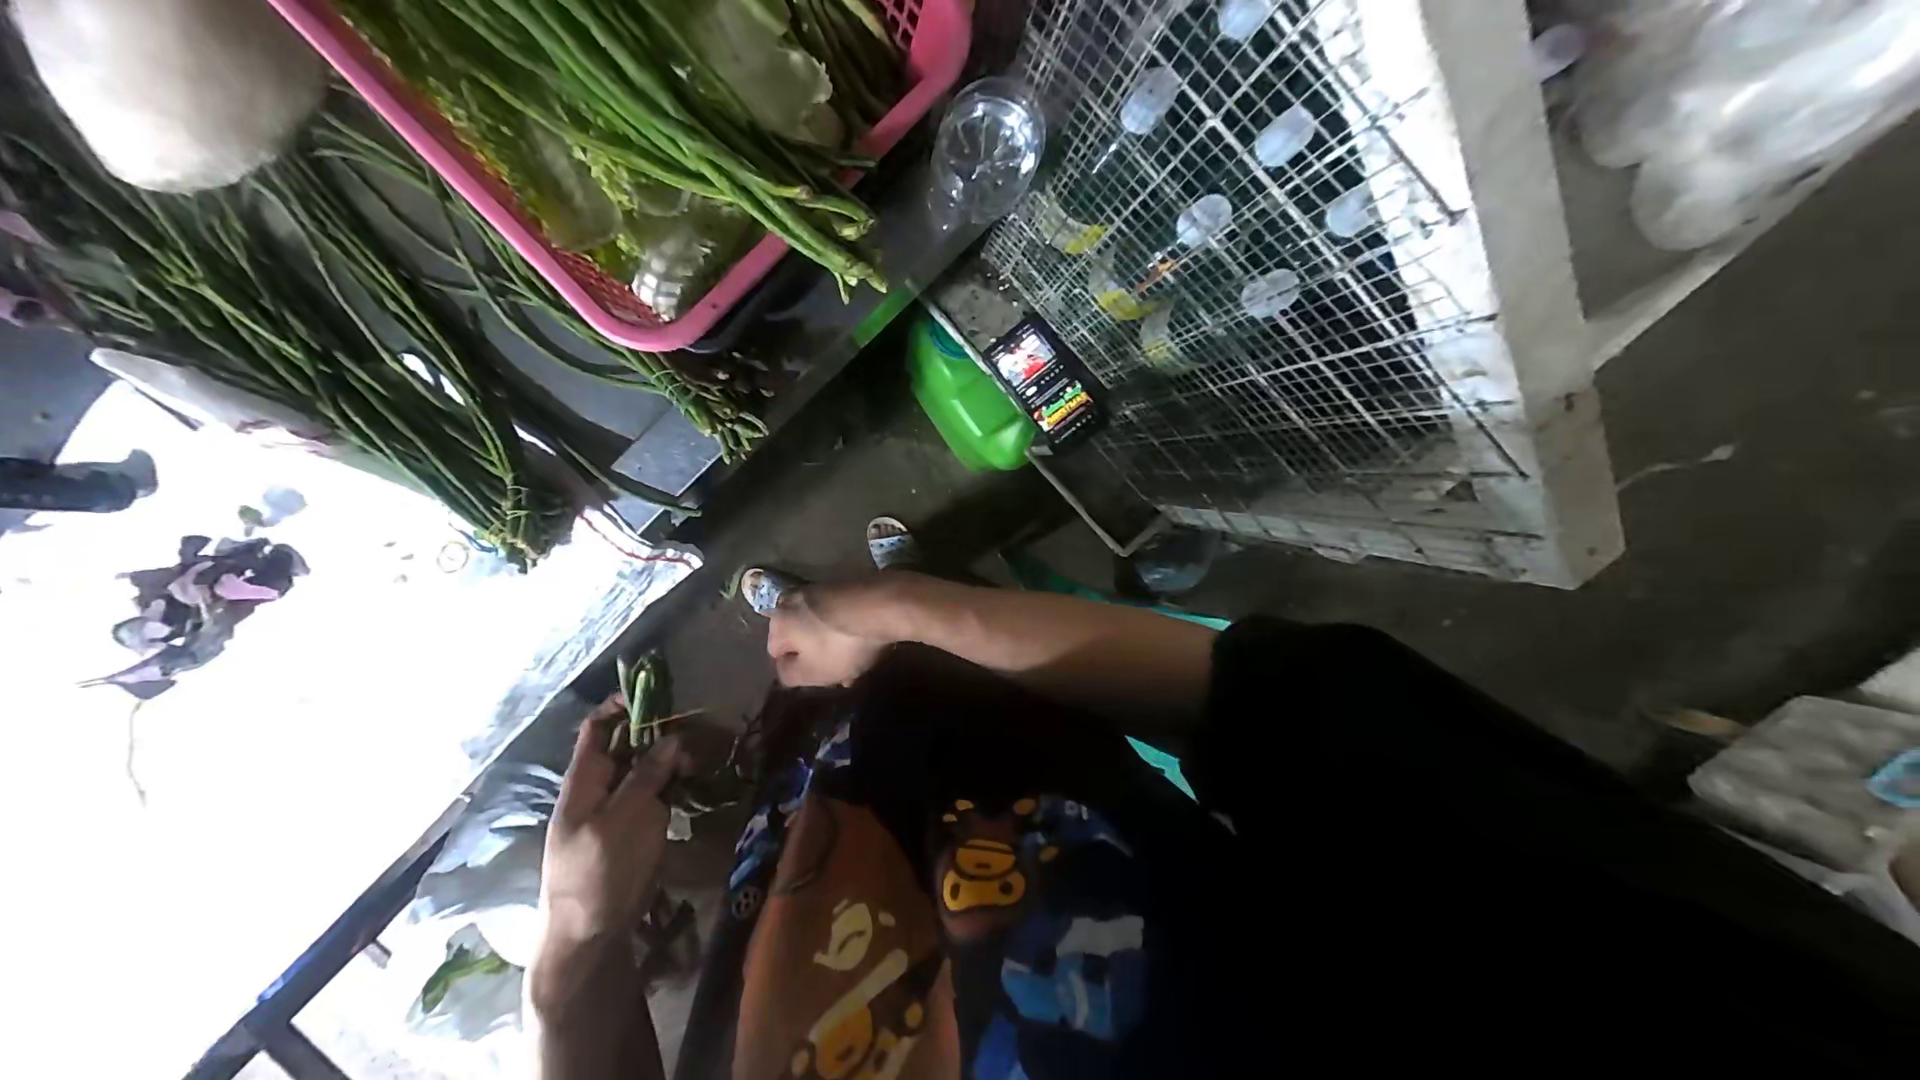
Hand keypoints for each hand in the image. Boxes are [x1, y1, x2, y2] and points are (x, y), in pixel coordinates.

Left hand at [532, 695, 687, 1014]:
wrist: (588, 934)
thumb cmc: (596, 874)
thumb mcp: (621, 821)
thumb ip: (646, 776)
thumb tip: (672, 738)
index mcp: (584, 780)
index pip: (598, 728)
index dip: (622, 705)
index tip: (659, 693)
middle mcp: (602, 786)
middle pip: (629, 744)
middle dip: (660, 731)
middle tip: (696, 730)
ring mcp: (621, 806)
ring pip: (648, 767)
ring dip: (674, 757)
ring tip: (703, 756)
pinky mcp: (639, 825)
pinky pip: (659, 791)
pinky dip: (678, 780)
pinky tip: (699, 778)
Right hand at [766, 583, 894, 687]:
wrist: (886, 604)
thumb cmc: (843, 644)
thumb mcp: (812, 672)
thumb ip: (789, 674)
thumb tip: (785, 667)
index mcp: (779, 618)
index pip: (776, 653)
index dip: (798, 671)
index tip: (822, 680)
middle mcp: (795, 597)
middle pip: (804, 637)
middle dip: (823, 658)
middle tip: (845, 673)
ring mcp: (824, 586)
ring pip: (825, 626)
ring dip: (840, 645)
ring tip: (863, 660)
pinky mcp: (850, 582)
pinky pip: (844, 613)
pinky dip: (854, 627)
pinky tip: (872, 640)